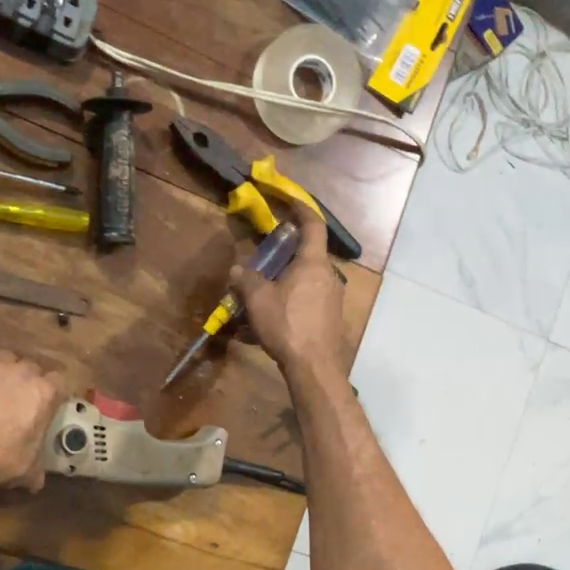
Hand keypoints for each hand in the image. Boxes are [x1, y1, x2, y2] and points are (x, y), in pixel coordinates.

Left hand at [0, 350, 62, 493]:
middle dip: (24, 382)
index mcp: (43, 393)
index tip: (45, 403)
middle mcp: (21, 371)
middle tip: (12, 402)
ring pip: (0, 361)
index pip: (59, 382)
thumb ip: (38, 462)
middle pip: (29, 368)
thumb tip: (36, 478)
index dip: (52, 392)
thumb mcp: (29, 469)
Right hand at [230, 196, 347, 385]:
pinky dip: (287, 306)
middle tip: (262, 261)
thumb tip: (237, 269)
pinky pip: (305, 304)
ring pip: (304, 283)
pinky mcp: (329, 320)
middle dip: (283, 257)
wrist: (314, 367)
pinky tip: (266, 326)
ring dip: (282, 285)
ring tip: (257, 300)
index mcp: (313, 263)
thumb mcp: (258, 300)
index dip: (302, 210)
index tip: (289, 202)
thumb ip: (246, 280)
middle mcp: (328, 276)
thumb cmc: (287, 325)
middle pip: (306, 256)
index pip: (313, 225)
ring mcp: (331, 299)